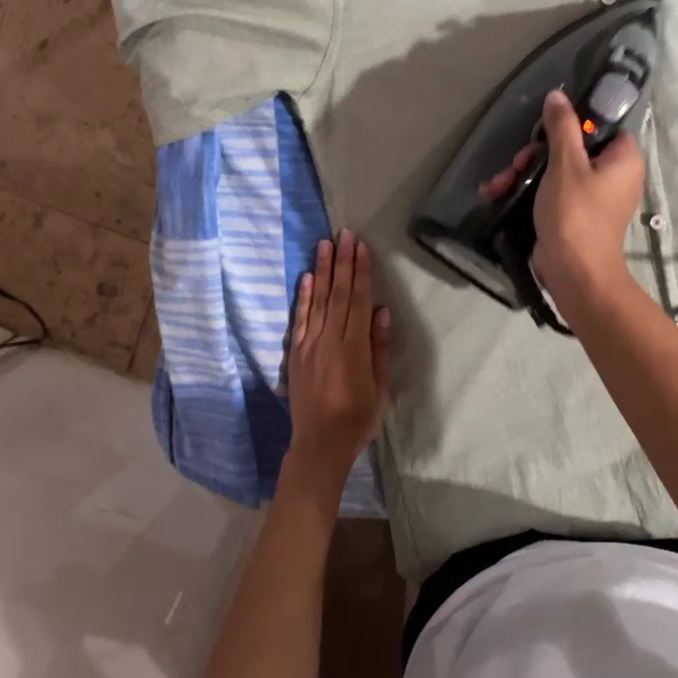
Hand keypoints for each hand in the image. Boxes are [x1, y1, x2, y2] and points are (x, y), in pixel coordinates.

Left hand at [285, 230, 391, 483]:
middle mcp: (330, 340)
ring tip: (325, 244)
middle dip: (342, 262)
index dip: (360, 272)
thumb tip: (382, 312)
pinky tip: (307, 278)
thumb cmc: (358, 419)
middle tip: (344, 234)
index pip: (357, 300)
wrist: (320, 444)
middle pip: (337, 294)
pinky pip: (300, 319)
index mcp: (354, 348)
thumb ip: (380, 349)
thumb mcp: (380, 388)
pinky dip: (304, 297)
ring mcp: (310, 345)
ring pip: (318, 300)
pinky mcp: (295, 353)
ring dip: (322, 270)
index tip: (361, 247)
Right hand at [482, 90, 645, 312]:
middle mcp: (613, 175)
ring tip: (500, 183)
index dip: (574, 122)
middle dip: (535, 153)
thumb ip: (562, 127)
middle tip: (518, 162)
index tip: (546, 127)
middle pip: (571, 147)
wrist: (574, 273)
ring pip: (555, 169)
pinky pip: (550, 191)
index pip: (603, 125)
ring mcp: (592, 197)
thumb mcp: (566, 164)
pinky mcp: (572, 214)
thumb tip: (558, 95)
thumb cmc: (576, 214)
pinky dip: (526, 190)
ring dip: (524, 173)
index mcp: (623, 159)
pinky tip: (498, 193)